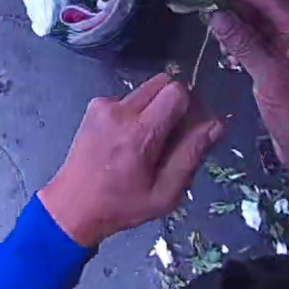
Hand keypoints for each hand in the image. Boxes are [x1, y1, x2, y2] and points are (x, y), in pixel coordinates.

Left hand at [40, 72, 222, 246]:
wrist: (72, 206)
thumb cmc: (121, 206)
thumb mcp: (165, 193)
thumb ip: (192, 155)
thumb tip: (216, 125)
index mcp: (140, 133)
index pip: (178, 92)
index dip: (191, 107)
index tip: (189, 130)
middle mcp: (121, 111)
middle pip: (164, 82)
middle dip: (176, 103)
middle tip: (174, 134)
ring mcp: (104, 105)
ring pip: (147, 88)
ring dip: (156, 107)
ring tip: (148, 140)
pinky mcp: (95, 105)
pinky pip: (129, 97)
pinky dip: (137, 111)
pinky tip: (128, 138)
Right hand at [209, 0, 288, 224]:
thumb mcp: (273, 81)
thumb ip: (245, 45)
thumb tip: (216, 14)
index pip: (271, 1)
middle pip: (265, 13)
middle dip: (236, 4)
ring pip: (261, 32)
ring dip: (236, 24)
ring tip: (206, 16)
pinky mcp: (283, 75)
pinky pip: (260, 51)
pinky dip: (241, 46)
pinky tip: (222, 44)